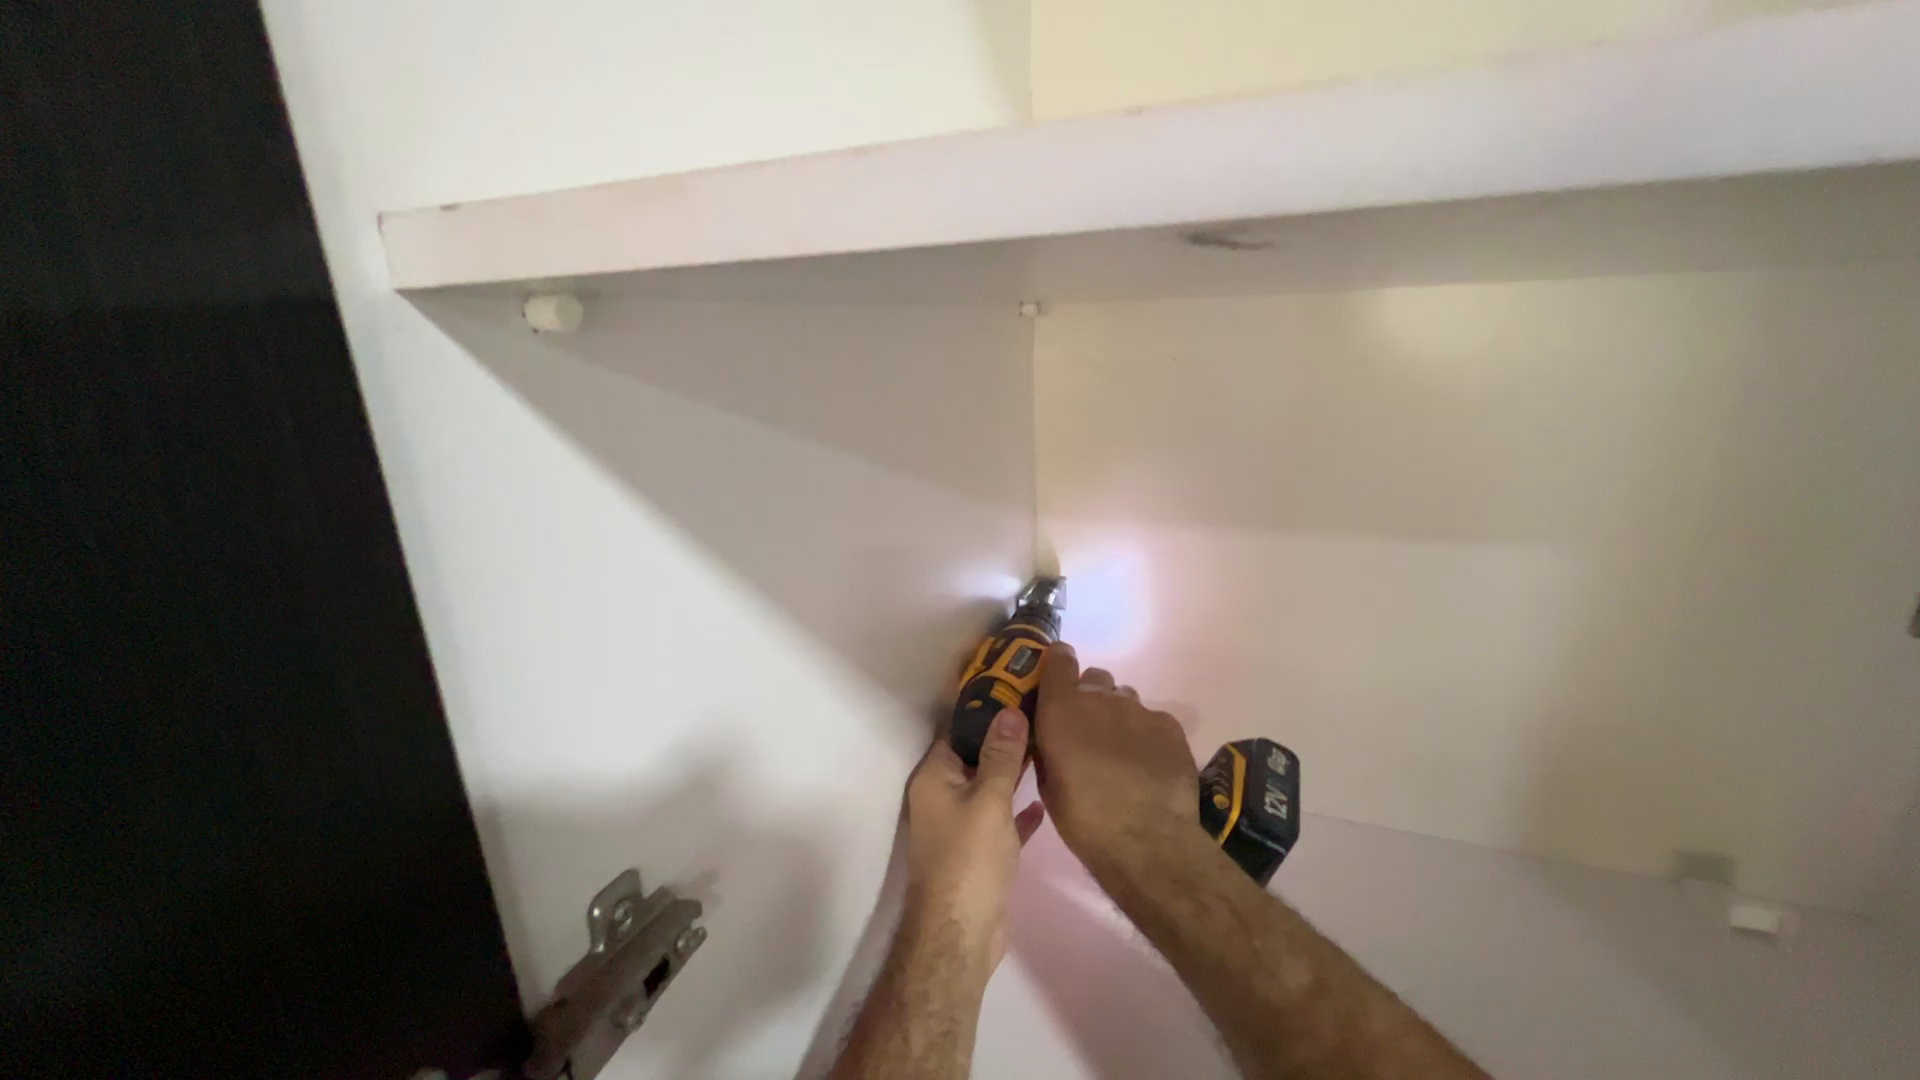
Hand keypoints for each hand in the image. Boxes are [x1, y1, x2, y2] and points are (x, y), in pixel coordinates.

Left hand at [903, 708, 1045, 968]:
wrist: (961, 935)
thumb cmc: (970, 858)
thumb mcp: (988, 799)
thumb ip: (1001, 755)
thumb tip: (1010, 710)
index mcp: (935, 776)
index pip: (957, 728)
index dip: (984, 706)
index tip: (1015, 685)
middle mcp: (942, 796)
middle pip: (975, 755)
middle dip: (1003, 735)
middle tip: (1041, 710)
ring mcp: (960, 825)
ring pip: (989, 787)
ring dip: (1013, 770)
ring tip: (1048, 744)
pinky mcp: (979, 852)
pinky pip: (1001, 820)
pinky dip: (1018, 810)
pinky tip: (1043, 799)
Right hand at [1033, 643, 1201, 877]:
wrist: (1146, 840)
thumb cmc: (1084, 818)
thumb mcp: (1048, 785)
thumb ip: (1047, 747)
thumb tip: (1049, 737)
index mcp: (1062, 709)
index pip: (1059, 659)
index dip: (1059, 663)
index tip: (1058, 676)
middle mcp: (1100, 698)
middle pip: (1095, 678)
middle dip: (1090, 697)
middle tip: (1090, 731)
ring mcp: (1138, 709)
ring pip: (1124, 699)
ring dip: (1118, 717)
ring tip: (1122, 753)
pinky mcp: (1169, 725)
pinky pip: (1152, 719)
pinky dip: (1147, 735)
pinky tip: (1148, 764)